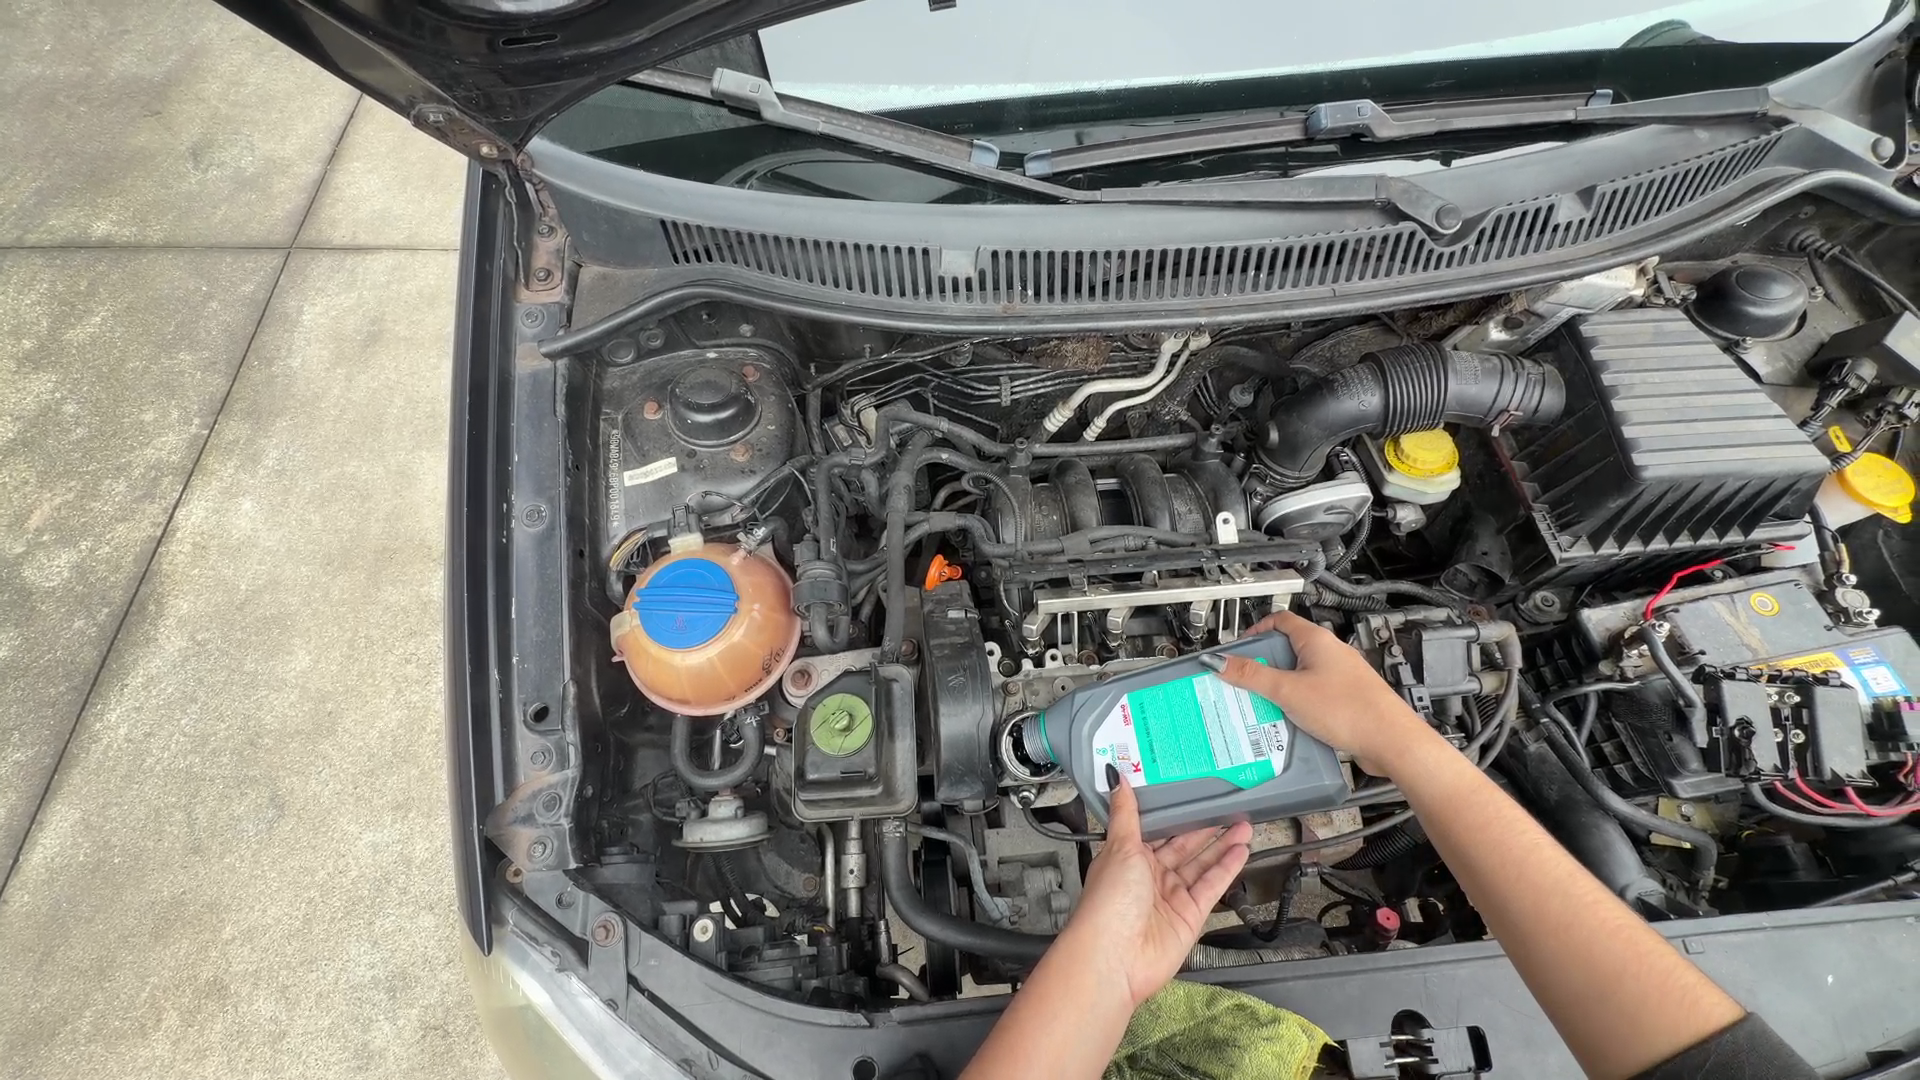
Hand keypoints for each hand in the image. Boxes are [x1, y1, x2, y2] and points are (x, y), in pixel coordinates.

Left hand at [1059, 766, 1249, 1007]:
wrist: (1116, 956)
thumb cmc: (1110, 899)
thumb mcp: (1119, 846)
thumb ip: (1125, 812)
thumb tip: (1116, 776)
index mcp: (1128, 855)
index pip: (1155, 829)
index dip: (1174, 814)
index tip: (1192, 793)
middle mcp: (1150, 874)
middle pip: (1182, 846)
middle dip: (1204, 828)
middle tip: (1228, 807)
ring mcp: (1172, 895)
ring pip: (1201, 864)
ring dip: (1221, 845)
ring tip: (1244, 824)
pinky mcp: (1191, 915)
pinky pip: (1212, 886)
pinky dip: (1227, 868)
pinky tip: (1241, 850)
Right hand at [1217, 610, 1435, 776]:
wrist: (1392, 743)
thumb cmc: (1352, 710)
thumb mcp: (1288, 691)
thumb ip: (1251, 676)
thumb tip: (1219, 661)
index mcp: (1316, 640)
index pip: (1279, 620)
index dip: (1255, 631)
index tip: (1238, 648)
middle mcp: (1330, 653)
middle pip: (1285, 649)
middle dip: (1262, 665)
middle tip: (1244, 679)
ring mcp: (1339, 676)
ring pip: (1297, 675)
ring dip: (1277, 688)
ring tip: (1263, 703)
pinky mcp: (1344, 698)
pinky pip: (1310, 694)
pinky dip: (1294, 704)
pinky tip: (1287, 720)